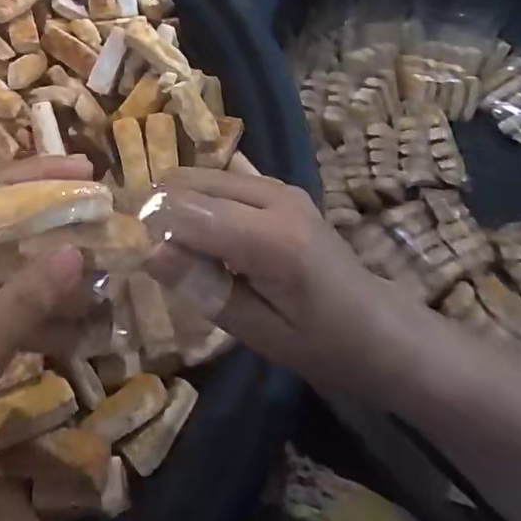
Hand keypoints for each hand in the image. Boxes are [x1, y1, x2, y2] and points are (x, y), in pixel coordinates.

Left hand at [0, 158, 89, 520]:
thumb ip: (28, 297)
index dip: (34, 172)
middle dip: (53, 210)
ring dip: (56, 257)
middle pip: (7, 218)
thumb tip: (77, 251)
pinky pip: (16, 297)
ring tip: (102, 254)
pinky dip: (48, 303)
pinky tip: (87, 319)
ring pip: (16, 258)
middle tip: (100, 203)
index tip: (80, 167)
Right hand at [143, 168, 425, 393]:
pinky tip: (199, 231)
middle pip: (188, 183)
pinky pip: (217, 179)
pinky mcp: (276, 185)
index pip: (187, 212)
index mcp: (274, 240)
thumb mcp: (260, 334)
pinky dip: (195, 198)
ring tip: (172, 244)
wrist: (384, 330)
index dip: (152, 227)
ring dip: (175, 202)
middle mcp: (274, 198)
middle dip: (158, 210)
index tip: (135, 254)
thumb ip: (203, 288)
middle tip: (149, 251)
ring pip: (198, 175)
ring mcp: (277, 186)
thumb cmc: (325, 345)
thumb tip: (148, 253)